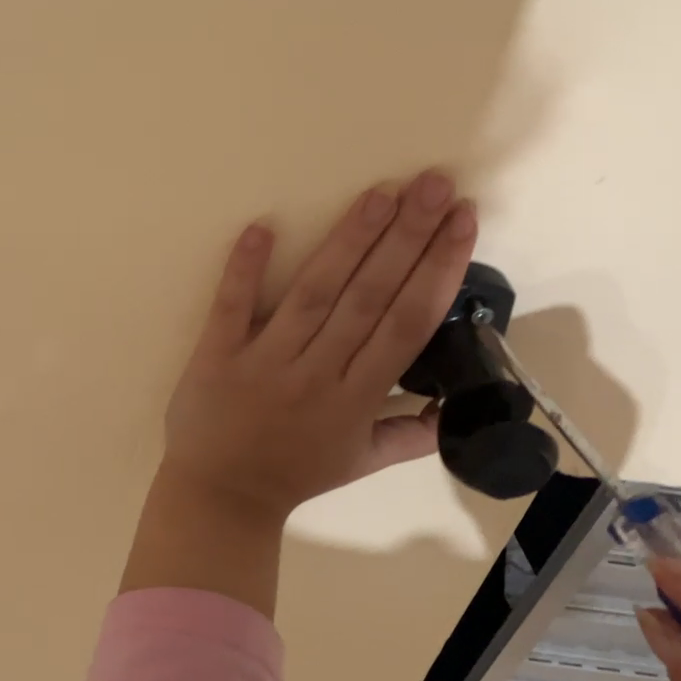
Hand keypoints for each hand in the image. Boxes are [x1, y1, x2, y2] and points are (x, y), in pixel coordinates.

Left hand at [120, 169, 477, 616]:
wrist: (220, 497)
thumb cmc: (293, 474)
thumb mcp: (360, 462)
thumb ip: (410, 436)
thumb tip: (456, 411)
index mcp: (357, 396)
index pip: (408, 323)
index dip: (438, 270)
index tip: (463, 222)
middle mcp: (317, 371)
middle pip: (369, 296)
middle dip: (406, 237)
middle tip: (434, 183)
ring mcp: (264, 360)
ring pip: (314, 293)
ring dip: (348, 241)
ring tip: (380, 193)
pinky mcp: (217, 354)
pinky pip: (232, 307)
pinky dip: (245, 269)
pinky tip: (262, 226)